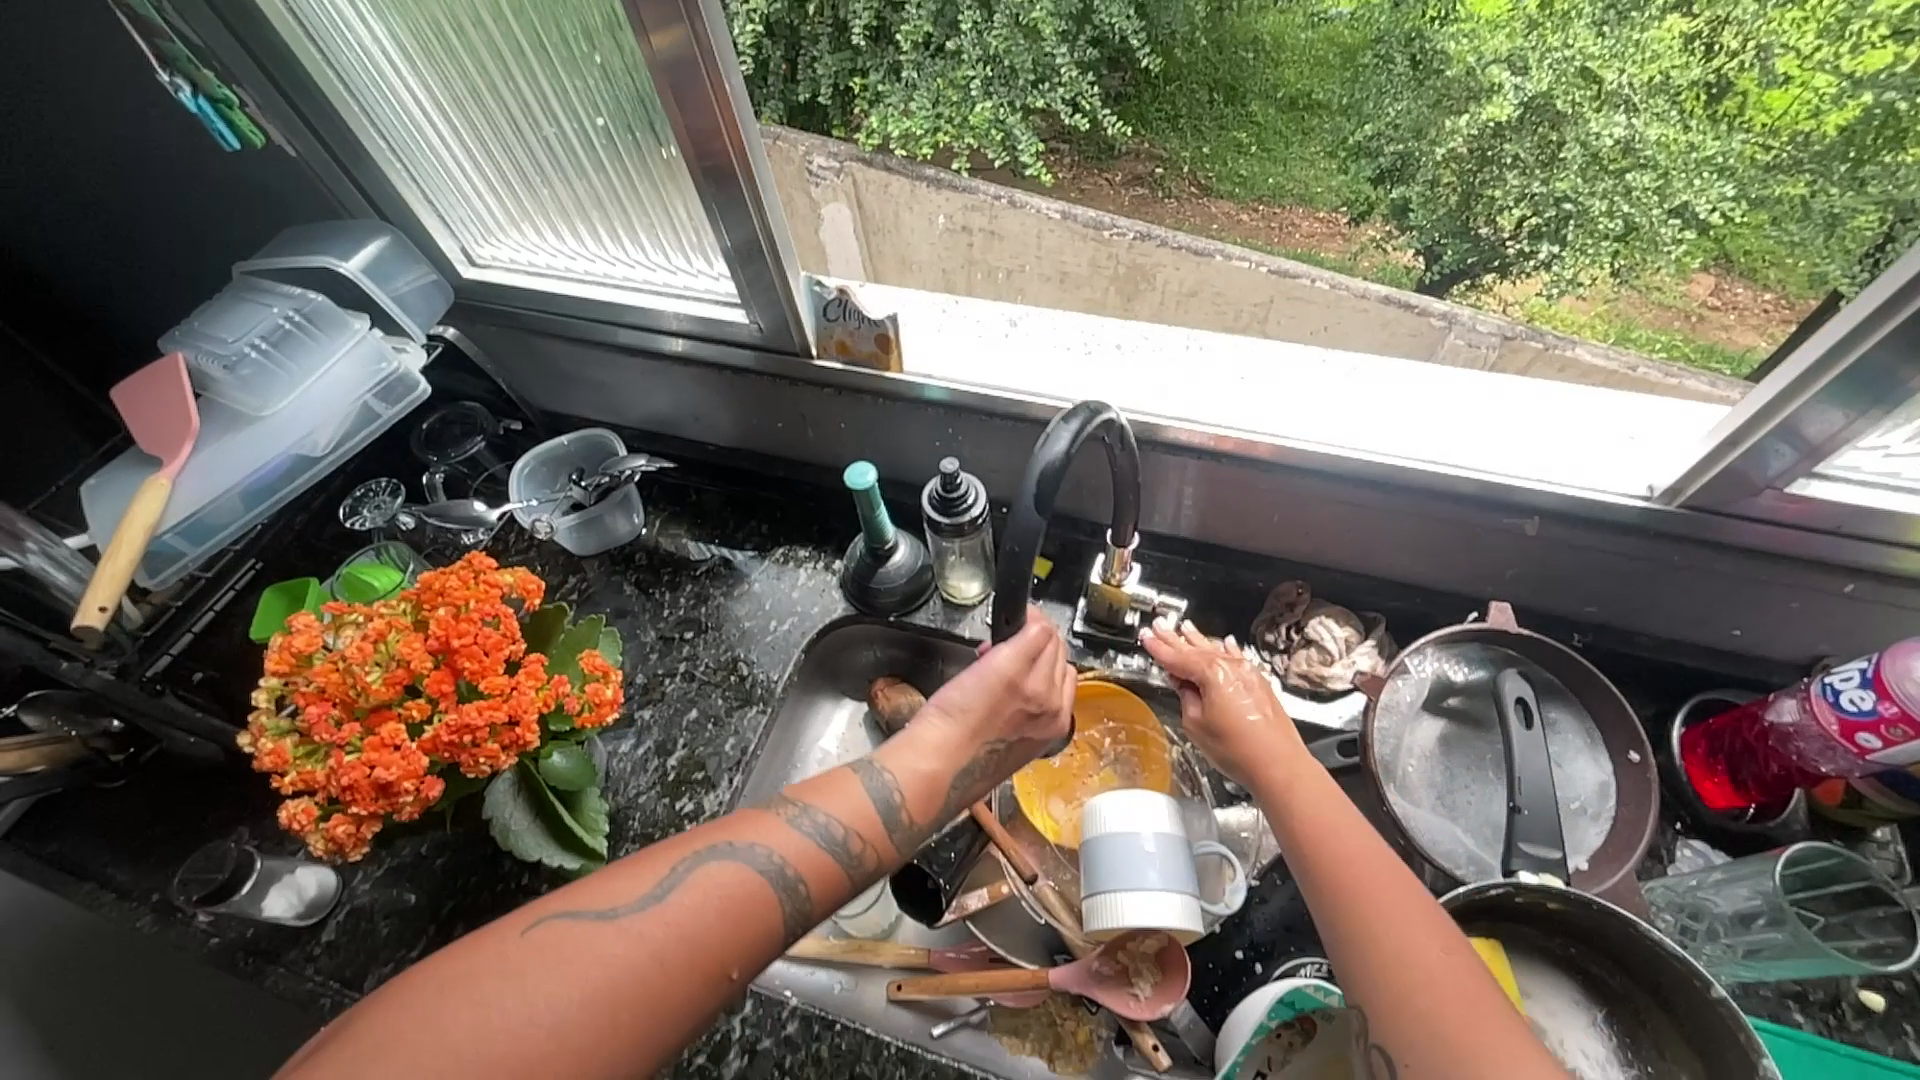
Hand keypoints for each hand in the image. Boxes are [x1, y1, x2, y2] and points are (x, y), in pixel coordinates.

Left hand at [920, 605, 1074, 767]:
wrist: (950, 733)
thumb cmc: (973, 729)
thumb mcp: (1017, 716)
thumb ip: (1035, 691)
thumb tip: (1034, 661)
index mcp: (1057, 719)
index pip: (1064, 667)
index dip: (1043, 657)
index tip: (1025, 657)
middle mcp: (1054, 701)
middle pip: (1060, 650)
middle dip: (1038, 645)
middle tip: (1011, 654)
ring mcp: (1038, 682)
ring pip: (1050, 637)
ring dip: (1029, 634)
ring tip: (1004, 651)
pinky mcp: (1018, 662)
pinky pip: (1038, 629)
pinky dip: (1024, 622)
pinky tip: (1005, 630)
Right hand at [1139, 616, 1307, 787]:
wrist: (1279, 765)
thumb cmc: (1239, 749)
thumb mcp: (1196, 724)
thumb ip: (1186, 698)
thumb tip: (1183, 686)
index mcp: (1211, 673)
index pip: (1176, 657)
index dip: (1157, 647)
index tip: (1146, 637)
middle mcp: (1231, 666)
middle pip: (1195, 649)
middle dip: (1174, 638)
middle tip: (1159, 626)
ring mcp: (1247, 673)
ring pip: (1216, 650)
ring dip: (1198, 640)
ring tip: (1184, 628)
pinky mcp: (1259, 683)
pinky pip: (1237, 658)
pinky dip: (1227, 650)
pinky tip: (1224, 643)